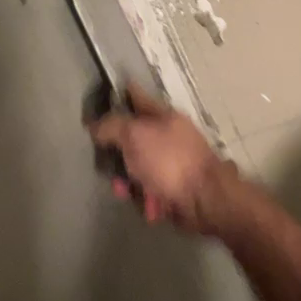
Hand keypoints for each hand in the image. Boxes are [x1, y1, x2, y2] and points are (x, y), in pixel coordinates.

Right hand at [87, 84, 240, 234]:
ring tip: (126, 191)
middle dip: (117, 155)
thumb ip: (111, 126)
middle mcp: (169, 136)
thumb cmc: (169, 160)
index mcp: (163, 116)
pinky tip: (149, 206)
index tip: (104, 95)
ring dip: (128, 182)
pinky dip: (146, 200)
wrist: (204, 198)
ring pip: (138, 169)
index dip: (120, 94)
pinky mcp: (175, 189)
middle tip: (107, 164)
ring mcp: (173, 163)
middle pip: (133, 138)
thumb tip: (95, 125)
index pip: (137, 97)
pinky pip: (150, 192)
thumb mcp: (135, 135)